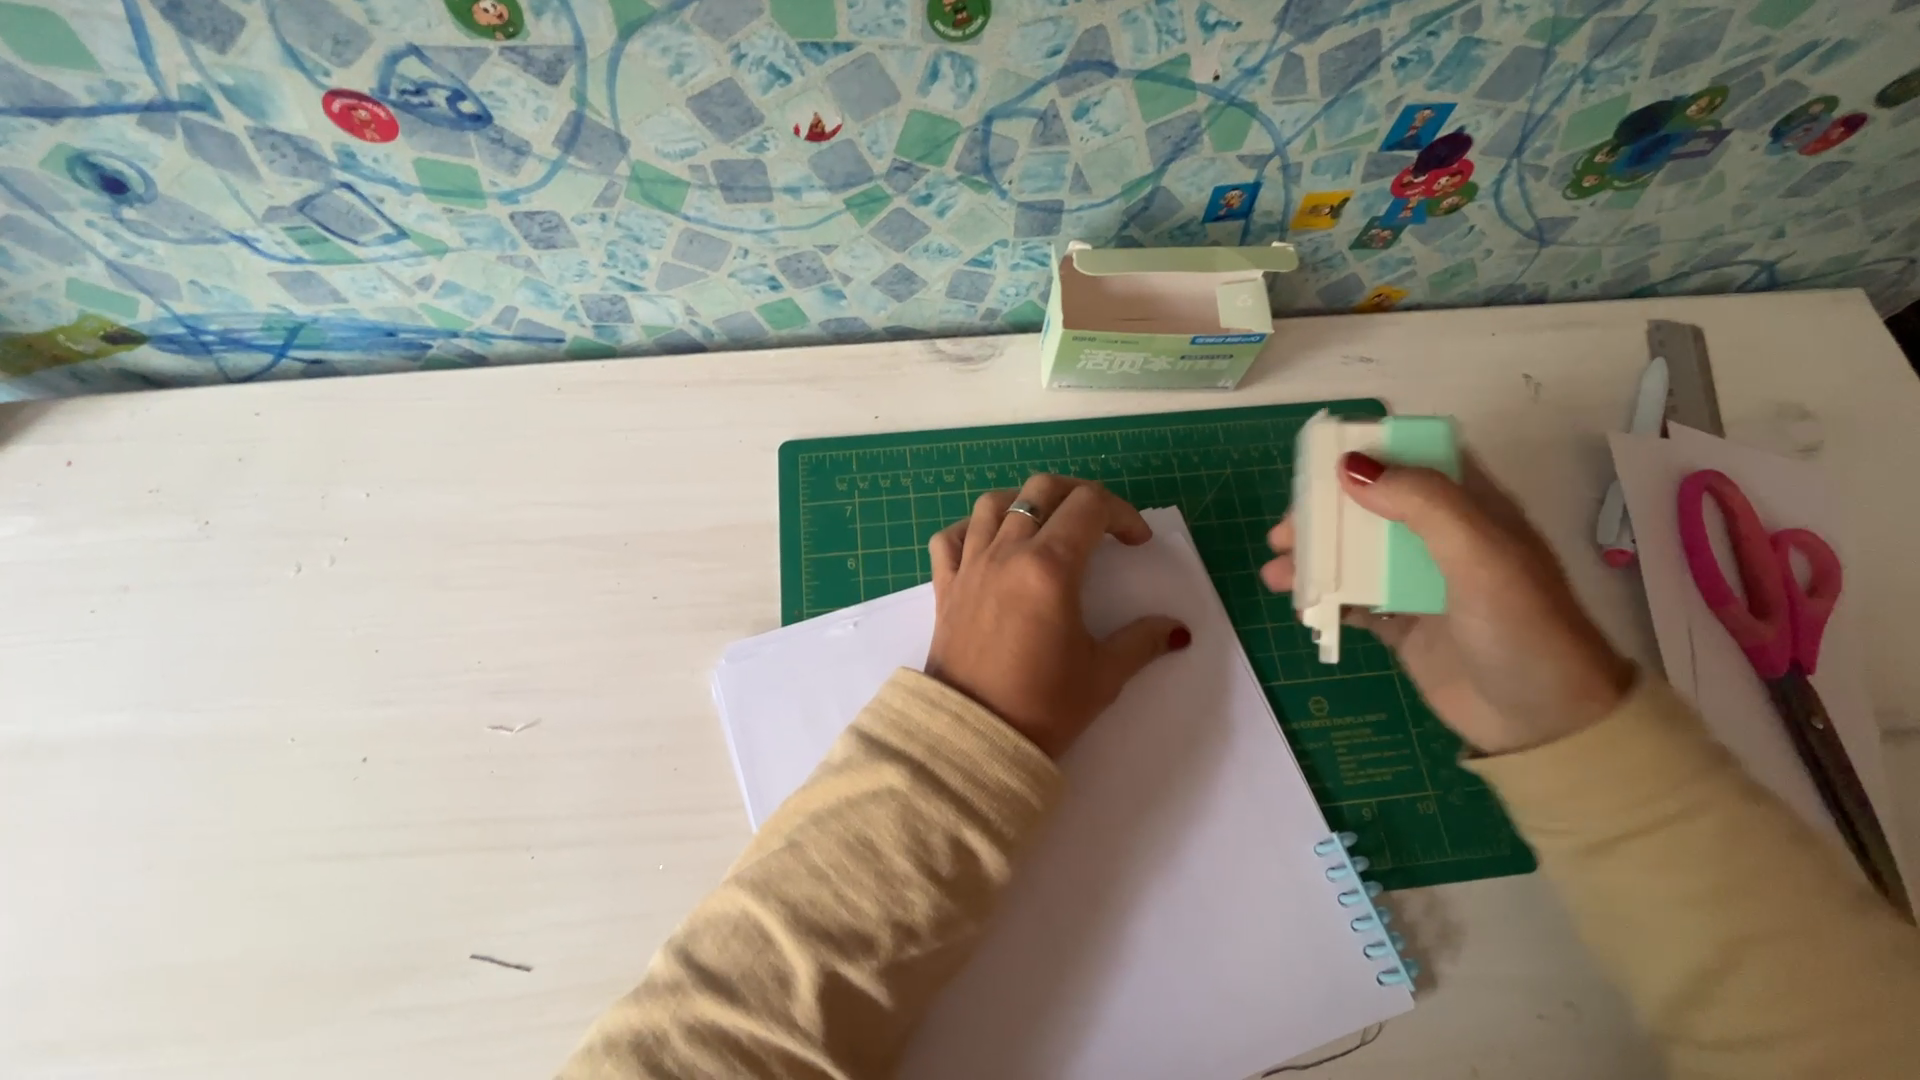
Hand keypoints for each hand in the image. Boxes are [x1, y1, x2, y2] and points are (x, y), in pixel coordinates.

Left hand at [925, 475, 1190, 758]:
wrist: (973, 738)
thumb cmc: (1042, 706)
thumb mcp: (1103, 675)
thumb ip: (1142, 642)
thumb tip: (1177, 630)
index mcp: (1050, 567)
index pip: (1090, 506)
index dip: (1122, 513)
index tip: (1137, 542)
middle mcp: (1007, 553)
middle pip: (1042, 490)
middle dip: (1079, 495)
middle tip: (1100, 523)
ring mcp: (970, 566)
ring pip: (992, 504)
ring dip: (1026, 501)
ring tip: (1047, 524)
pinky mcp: (945, 587)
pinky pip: (949, 538)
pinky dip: (970, 528)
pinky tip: (990, 545)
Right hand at [1261, 453, 1633, 755]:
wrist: (1544, 723)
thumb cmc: (1520, 628)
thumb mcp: (1479, 555)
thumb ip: (1421, 504)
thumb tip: (1349, 467)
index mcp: (1472, 510)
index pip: (1416, 461)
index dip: (1369, 454)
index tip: (1318, 462)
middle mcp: (1442, 539)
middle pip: (1370, 509)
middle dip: (1321, 514)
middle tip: (1283, 532)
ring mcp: (1419, 583)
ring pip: (1353, 555)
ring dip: (1313, 558)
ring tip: (1276, 573)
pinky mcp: (1401, 623)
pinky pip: (1351, 601)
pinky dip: (1322, 599)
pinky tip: (1300, 607)